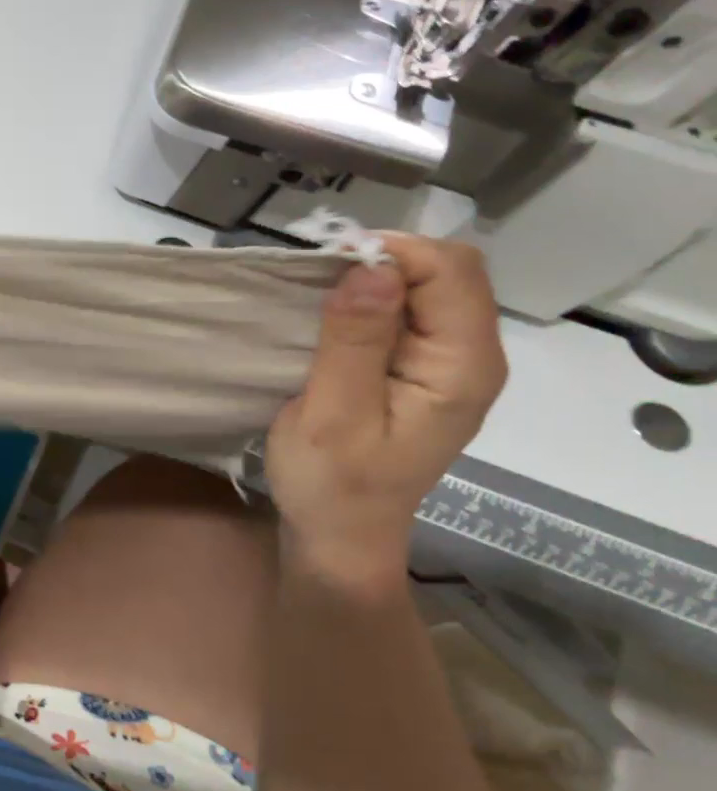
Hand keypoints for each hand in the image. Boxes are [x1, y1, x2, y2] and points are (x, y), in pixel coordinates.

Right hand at [266, 235, 508, 583]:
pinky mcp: (425, 374)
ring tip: (320, 298)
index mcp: (462, 367)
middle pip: (449, 274)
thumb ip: (355, 341)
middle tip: (318, 281)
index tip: (324, 265)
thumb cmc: (332, 482)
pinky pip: (413, 316)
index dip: (391, 254)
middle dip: (385, 262)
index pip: (450, 273)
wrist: (339, 536)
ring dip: (376, 283)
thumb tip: (371, 268)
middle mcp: (473, 358)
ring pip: (430, 290)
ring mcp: (452, 366)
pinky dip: (374, 306)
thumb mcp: (332, 413)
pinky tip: (335, 322)